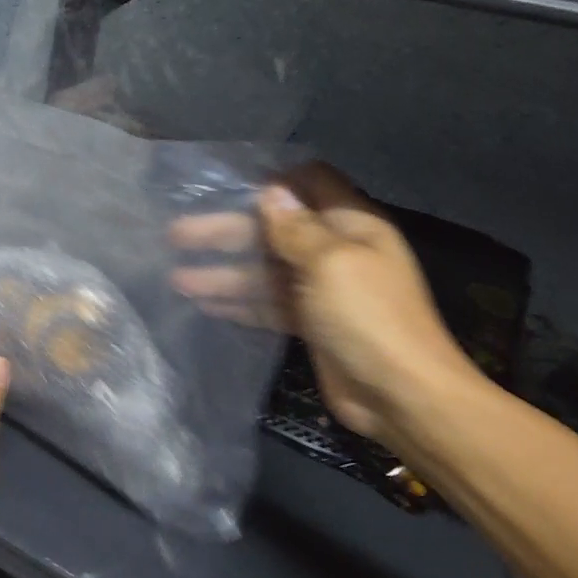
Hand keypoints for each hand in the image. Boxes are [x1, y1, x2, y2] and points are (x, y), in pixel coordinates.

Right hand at [169, 164, 481, 441]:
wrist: (401, 395)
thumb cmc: (369, 318)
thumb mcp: (331, 262)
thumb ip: (295, 228)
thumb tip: (269, 190)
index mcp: (350, 225)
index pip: (310, 184)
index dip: (270, 181)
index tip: (222, 185)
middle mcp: (334, 251)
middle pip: (273, 231)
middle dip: (225, 231)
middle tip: (176, 234)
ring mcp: (320, 290)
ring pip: (263, 271)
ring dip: (222, 272)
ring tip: (176, 279)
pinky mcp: (308, 324)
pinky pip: (266, 304)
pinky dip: (237, 303)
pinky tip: (203, 304)